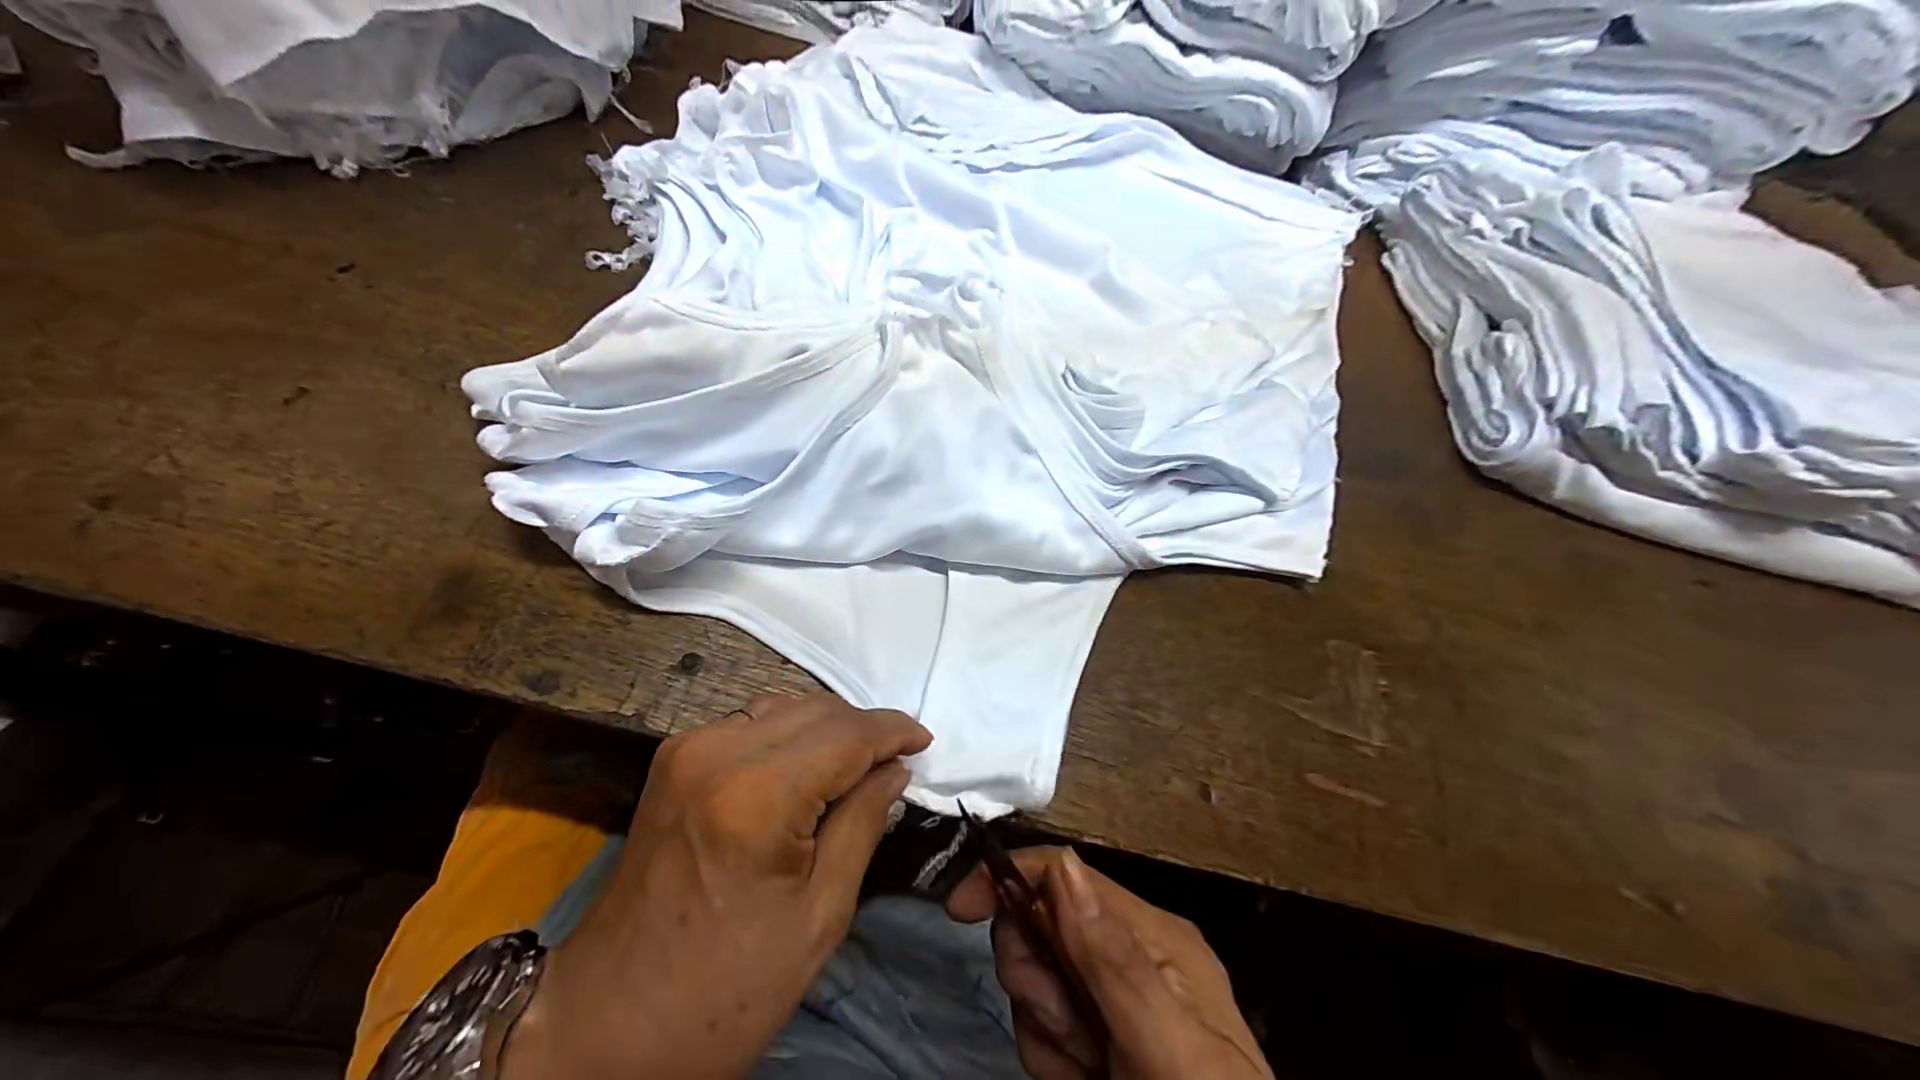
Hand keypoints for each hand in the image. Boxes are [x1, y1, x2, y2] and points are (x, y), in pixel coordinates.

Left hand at [503, 693, 930, 1079]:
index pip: (845, 734)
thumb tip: (895, 769)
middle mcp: (715, 752)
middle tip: (895, 761)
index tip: (925, 739)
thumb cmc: (728, 986)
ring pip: (782, 707)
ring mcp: (686, 750)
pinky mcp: (672, 759)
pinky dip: (789, 735)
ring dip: (826, 728)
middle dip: (863, 728)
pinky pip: (750, 723)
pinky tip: (806, 768)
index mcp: (756, 794)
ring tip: (855, 766)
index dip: (892, 731)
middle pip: (814, 710)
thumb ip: (863, 823)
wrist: (611, 1018)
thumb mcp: (820, 913)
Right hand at [948, 846, 1272, 1079]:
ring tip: (1086, 1070)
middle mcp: (1132, 956)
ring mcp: (1113, 1001)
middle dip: (1032, 974)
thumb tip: (1062, 866)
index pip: (1066, 876)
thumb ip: (1114, 957)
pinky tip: (1080, 1078)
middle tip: (1065, 1029)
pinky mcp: (1099, 1038)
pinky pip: (1043, 1026)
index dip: (1009, 878)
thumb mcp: (1167, 1042)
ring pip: (1037, 980)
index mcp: (1155, 936)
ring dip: (1044, 1029)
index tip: (960, 910)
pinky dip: (1049, 1056)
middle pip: (1041, 925)